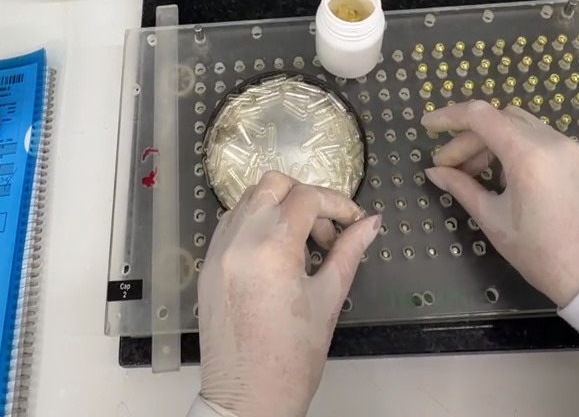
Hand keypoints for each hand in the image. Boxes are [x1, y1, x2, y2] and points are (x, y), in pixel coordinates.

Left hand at [196, 171, 381, 416]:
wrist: (246, 402)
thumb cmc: (291, 359)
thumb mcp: (328, 301)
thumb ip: (348, 253)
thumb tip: (370, 223)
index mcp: (272, 247)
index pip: (307, 198)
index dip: (336, 203)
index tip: (353, 221)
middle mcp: (240, 238)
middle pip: (274, 184)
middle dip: (305, 196)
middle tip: (325, 230)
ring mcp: (219, 248)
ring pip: (250, 197)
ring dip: (279, 205)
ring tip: (301, 244)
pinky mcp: (208, 261)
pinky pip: (232, 220)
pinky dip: (255, 221)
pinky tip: (273, 250)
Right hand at [423, 101, 578, 306]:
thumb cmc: (543, 254)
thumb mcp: (494, 220)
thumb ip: (461, 187)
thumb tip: (434, 172)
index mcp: (527, 155)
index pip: (479, 115)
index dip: (449, 116)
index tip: (428, 126)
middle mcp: (551, 140)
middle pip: (498, 120)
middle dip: (469, 138)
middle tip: (450, 166)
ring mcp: (572, 146)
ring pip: (521, 125)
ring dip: (493, 141)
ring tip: (479, 173)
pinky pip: (542, 138)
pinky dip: (518, 147)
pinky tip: (511, 176)